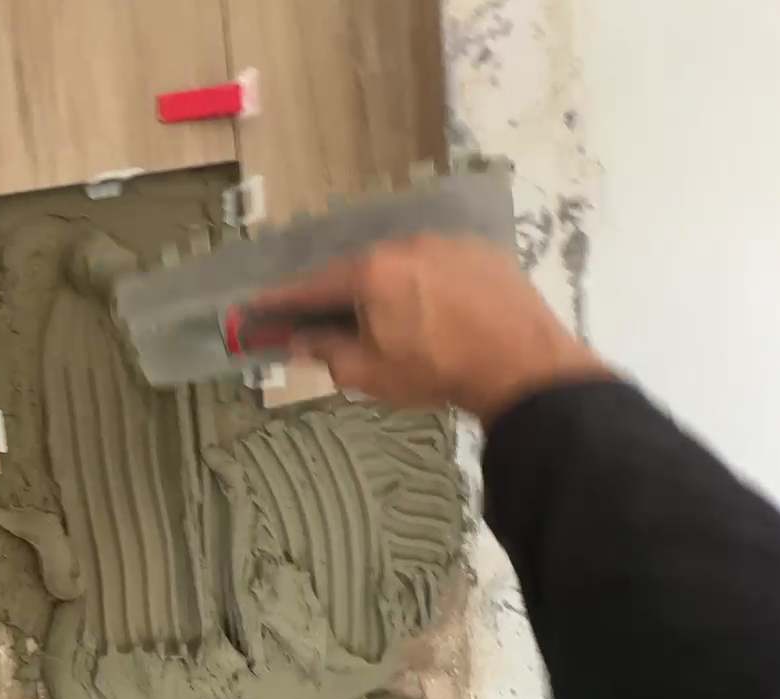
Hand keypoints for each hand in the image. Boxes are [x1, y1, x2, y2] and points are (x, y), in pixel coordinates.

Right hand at [258, 234, 612, 420]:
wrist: (525, 366)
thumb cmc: (433, 371)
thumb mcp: (363, 372)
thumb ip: (324, 350)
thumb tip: (301, 339)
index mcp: (370, 273)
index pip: (309, 287)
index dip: (278, 301)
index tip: (254, 308)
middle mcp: (405, 247)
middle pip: (350, 270)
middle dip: (327, 294)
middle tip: (311, 317)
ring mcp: (447, 245)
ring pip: (392, 265)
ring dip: (371, 287)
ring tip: (367, 314)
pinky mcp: (480, 253)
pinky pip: (428, 265)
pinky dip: (409, 283)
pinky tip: (413, 307)